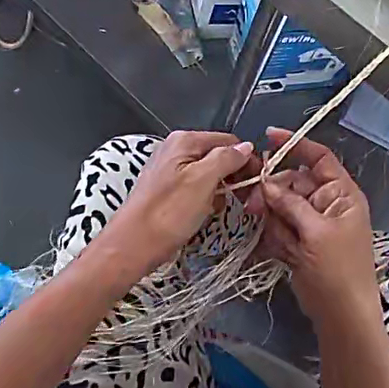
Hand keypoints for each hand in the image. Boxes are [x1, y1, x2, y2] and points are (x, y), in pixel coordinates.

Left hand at [95, 131, 255, 277]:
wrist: (131, 247)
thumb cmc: (167, 214)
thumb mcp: (203, 181)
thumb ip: (226, 159)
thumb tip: (246, 147)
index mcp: (184, 140)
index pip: (229, 141)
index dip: (246, 160)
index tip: (258, 182)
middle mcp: (175, 148)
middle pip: (218, 155)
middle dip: (234, 176)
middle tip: (244, 199)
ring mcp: (169, 169)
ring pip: (208, 173)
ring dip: (220, 190)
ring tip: (219, 208)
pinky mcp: (165, 189)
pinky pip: (195, 187)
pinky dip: (205, 198)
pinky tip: (204, 212)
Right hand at [245, 128, 380, 335]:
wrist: (342, 316)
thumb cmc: (338, 270)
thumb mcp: (316, 232)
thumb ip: (291, 204)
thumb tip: (267, 183)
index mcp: (342, 195)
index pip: (319, 158)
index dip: (296, 145)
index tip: (268, 136)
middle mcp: (327, 205)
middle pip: (293, 183)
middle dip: (274, 193)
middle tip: (254, 205)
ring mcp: (312, 225)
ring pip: (282, 207)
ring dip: (274, 220)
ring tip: (281, 242)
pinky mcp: (300, 244)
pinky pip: (280, 229)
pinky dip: (275, 238)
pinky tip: (280, 253)